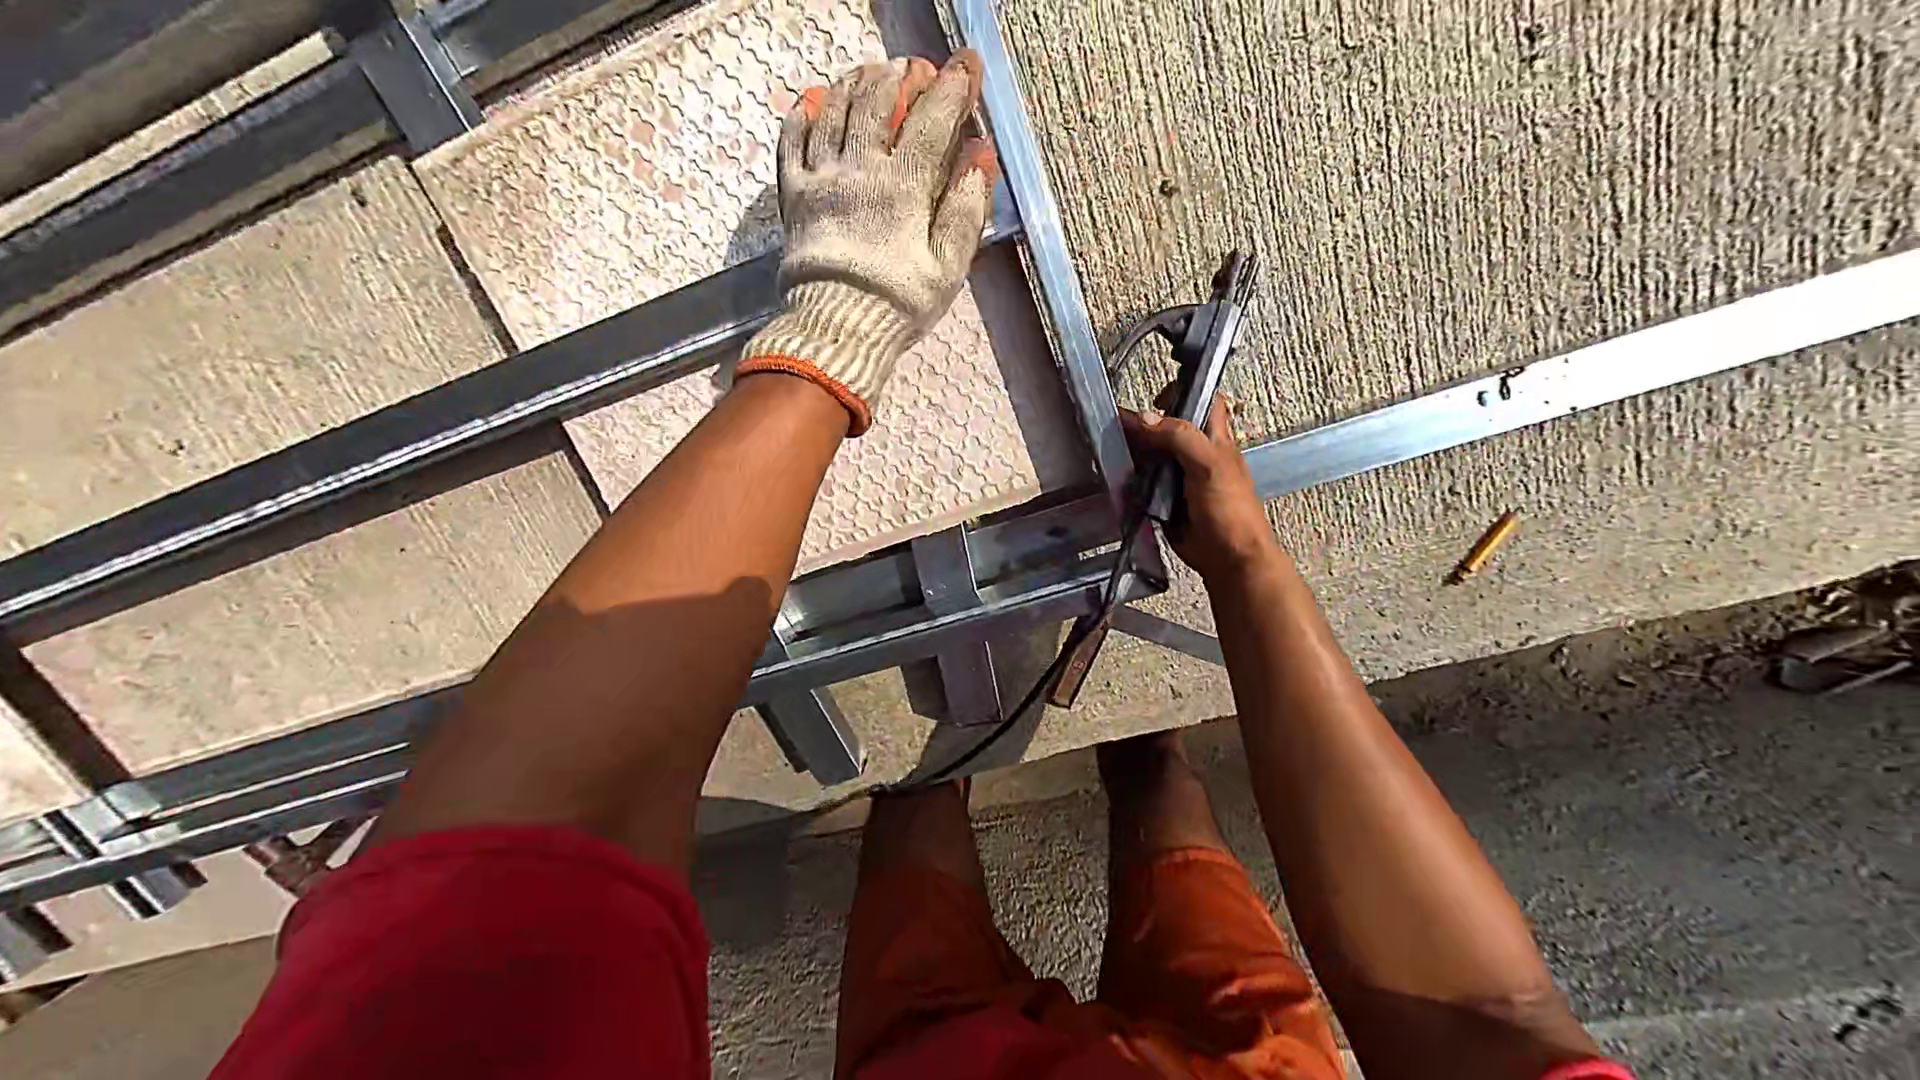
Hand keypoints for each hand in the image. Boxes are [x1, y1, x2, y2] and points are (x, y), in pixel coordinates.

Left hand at [735, 53, 999, 434]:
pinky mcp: (795, 197)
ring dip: (858, 82)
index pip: (933, 121)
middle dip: (903, 76)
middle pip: (882, 103)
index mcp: (904, 187)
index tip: (967, 66)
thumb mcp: (948, 266)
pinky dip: (804, 113)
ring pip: (838, 110)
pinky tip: (814, 99)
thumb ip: (966, 208)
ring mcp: (823, 180)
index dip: (953, 88)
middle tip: (917, 68)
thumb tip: (981, 154)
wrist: (838, 328)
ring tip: (873, 70)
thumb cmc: (898, 303)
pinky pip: (793, 142)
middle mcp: (861, 171)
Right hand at [1121, 400, 1282, 581]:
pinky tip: (1125, 482)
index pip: (1202, 400)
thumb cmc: (1233, 513)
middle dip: (1144, 427)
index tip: (1157, 399)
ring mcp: (1179, 477)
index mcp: (1215, 438)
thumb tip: (1148, 419)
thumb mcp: (1209, 465)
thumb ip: (1181, 437)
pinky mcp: (1165, 499)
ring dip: (1134, 456)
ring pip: (1150, 455)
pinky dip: (1132, 483)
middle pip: (1165, 428)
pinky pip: (1143, 484)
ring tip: (1119, 454)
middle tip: (1124, 430)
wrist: (1228, 557)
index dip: (1182, 392)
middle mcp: (1196, 454)